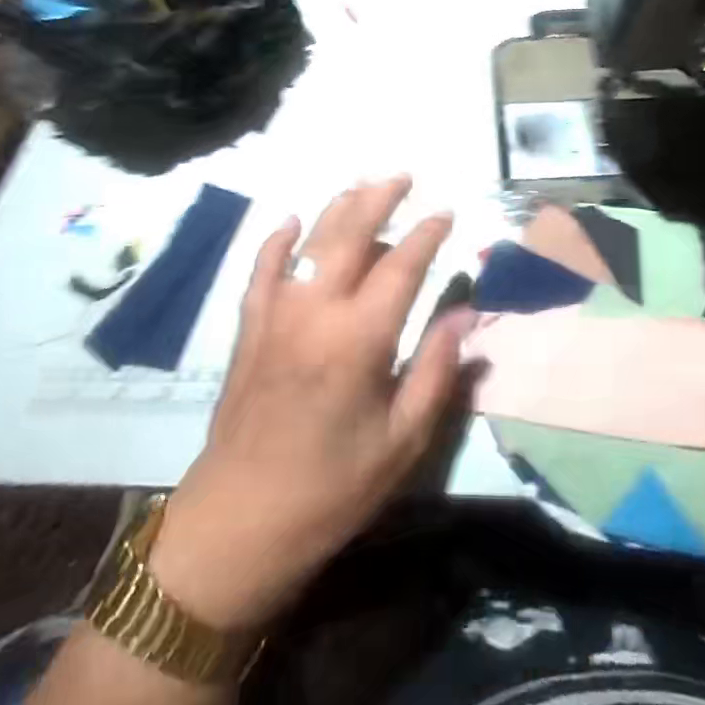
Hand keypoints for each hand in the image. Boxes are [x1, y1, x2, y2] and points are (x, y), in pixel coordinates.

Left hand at [149, 177, 471, 631]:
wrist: (238, 526)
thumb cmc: (333, 489)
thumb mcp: (403, 440)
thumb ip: (436, 370)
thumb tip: (466, 316)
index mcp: (358, 340)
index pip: (401, 267)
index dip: (427, 236)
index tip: (447, 214)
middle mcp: (314, 314)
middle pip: (348, 237)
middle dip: (378, 201)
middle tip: (403, 177)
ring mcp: (274, 319)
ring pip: (306, 245)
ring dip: (336, 210)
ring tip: (362, 187)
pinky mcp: (247, 334)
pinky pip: (261, 273)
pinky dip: (276, 243)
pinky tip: (291, 222)